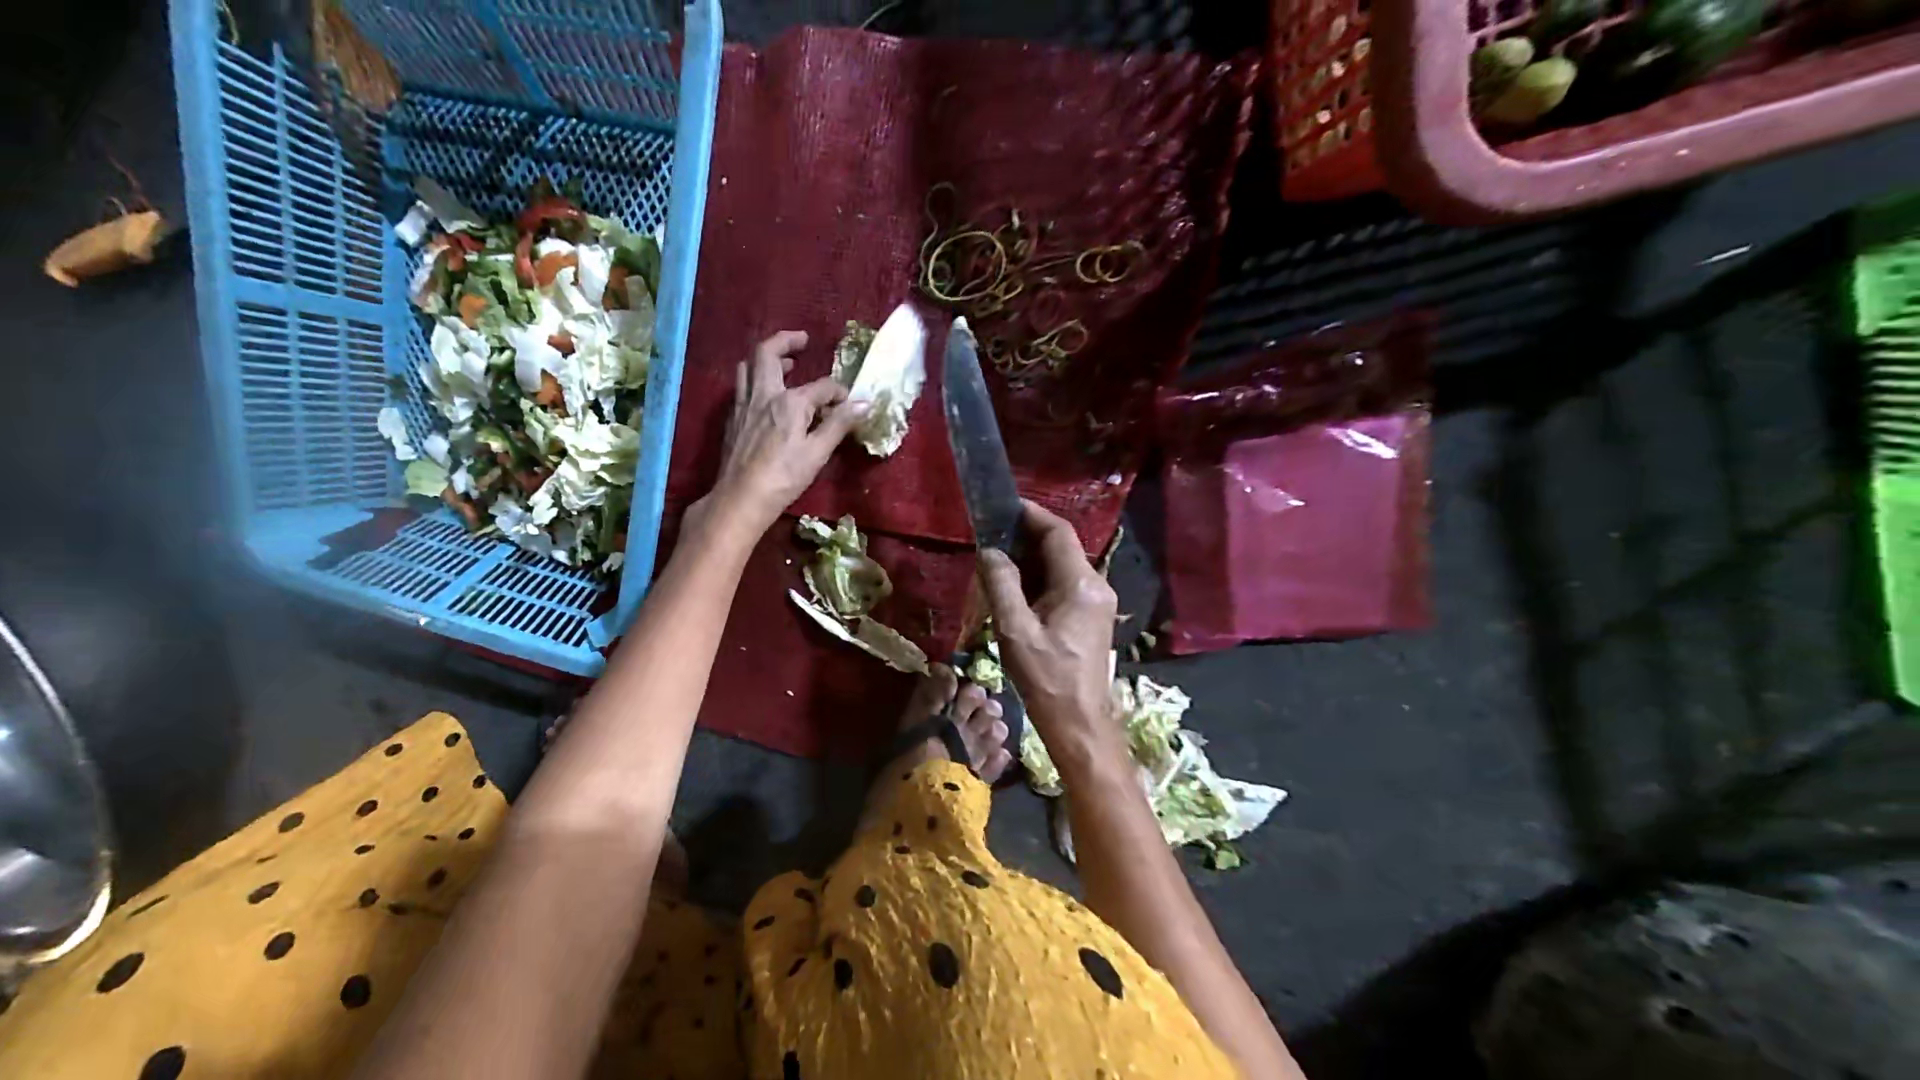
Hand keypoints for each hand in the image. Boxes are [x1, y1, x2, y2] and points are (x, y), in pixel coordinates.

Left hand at [705, 331, 867, 534]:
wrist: (741, 498)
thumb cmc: (784, 477)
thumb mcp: (818, 452)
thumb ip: (839, 424)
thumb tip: (864, 402)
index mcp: (790, 401)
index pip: (822, 387)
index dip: (839, 393)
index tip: (851, 404)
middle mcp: (764, 394)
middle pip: (768, 353)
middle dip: (786, 341)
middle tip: (802, 340)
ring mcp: (744, 405)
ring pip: (748, 366)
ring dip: (766, 358)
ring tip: (784, 364)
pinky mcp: (733, 419)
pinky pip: (741, 387)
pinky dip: (755, 381)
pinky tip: (765, 396)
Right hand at [977, 500, 1120, 767]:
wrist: (1079, 721)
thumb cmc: (1046, 677)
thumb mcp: (1015, 630)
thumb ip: (1001, 584)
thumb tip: (989, 551)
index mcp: (1081, 584)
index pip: (1058, 532)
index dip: (1032, 515)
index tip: (1004, 507)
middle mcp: (1097, 586)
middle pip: (1062, 547)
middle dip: (1028, 538)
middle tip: (993, 536)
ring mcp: (1099, 602)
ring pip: (1064, 566)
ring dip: (1033, 559)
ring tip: (999, 560)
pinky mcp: (1094, 617)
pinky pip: (1067, 584)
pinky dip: (1042, 579)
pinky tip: (1018, 588)